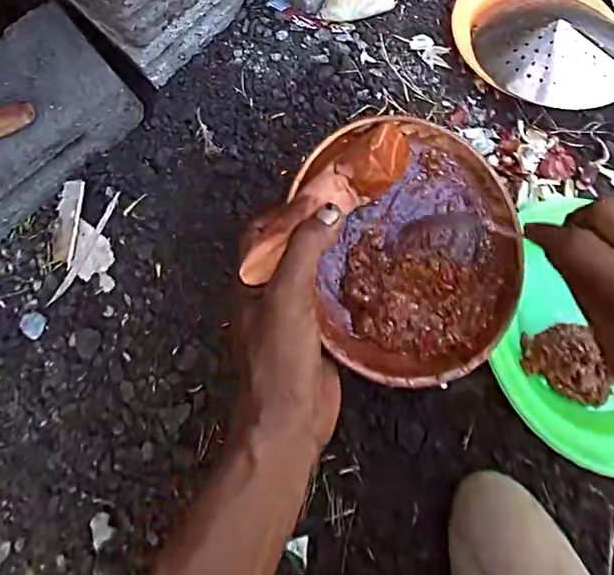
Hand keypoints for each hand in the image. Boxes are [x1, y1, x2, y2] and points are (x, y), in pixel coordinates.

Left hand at [233, 192, 343, 458]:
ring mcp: (291, 309)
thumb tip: (328, 210)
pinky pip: (326, 292)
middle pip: (287, 244)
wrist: (288, 420)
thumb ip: (305, 249)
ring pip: (308, 266)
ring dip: (327, 247)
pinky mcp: (314, 329)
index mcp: (251, 278)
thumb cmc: (278, 357)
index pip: (265, 229)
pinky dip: (341, 275)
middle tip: (343, 204)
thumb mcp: (288, 294)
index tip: (321, 192)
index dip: (288, 208)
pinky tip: (362, 268)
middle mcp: (267, 289)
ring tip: (356, 227)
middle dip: (310, 223)